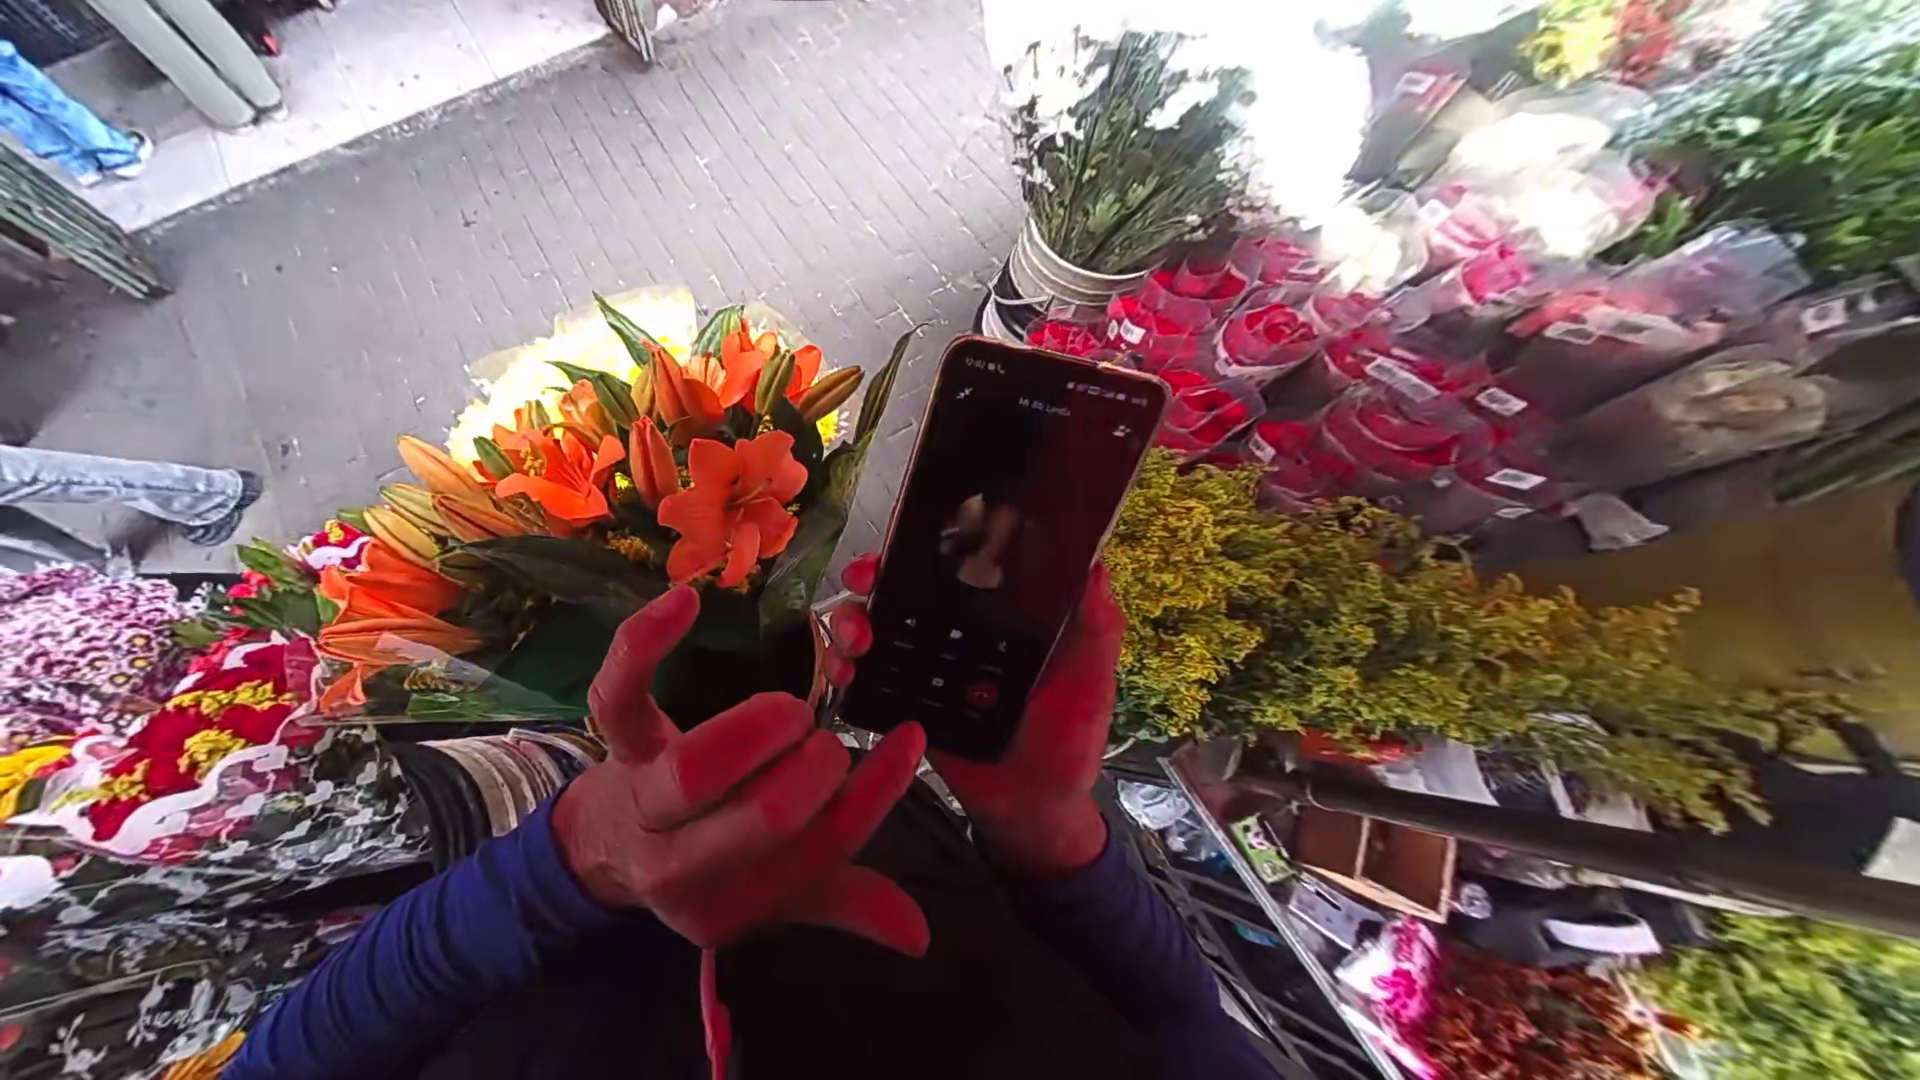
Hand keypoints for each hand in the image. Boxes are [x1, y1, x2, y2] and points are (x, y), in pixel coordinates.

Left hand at [552, 584, 930, 955]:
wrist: (611, 853)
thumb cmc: (714, 860)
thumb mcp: (780, 892)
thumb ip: (848, 903)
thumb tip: (920, 934)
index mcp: (738, 895)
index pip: (827, 846)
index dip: (879, 790)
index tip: (910, 735)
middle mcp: (685, 861)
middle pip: (767, 815)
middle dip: (817, 767)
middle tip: (824, 742)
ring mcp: (647, 796)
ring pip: (700, 767)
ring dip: (762, 726)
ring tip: (787, 712)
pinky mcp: (619, 743)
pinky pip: (622, 693)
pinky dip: (646, 644)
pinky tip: (687, 601)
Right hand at [824, 556, 1124, 879]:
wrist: (1032, 807)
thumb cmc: (1069, 739)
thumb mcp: (1091, 680)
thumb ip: (1096, 630)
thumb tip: (1096, 570)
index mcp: (1000, 616)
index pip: (959, 565)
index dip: (932, 544)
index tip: (913, 536)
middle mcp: (959, 632)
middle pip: (905, 588)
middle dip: (876, 575)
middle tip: (866, 581)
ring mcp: (928, 666)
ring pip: (877, 625)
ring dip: (852, 620)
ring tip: (858, 640)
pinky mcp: (906, 701)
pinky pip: (868, 676)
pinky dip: (846, 668)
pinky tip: (846, 674)